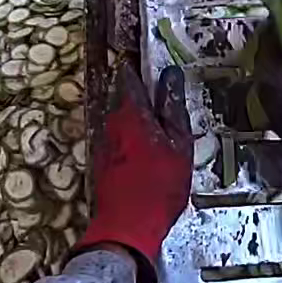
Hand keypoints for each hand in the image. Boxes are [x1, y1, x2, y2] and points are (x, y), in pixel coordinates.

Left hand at [75, 62, 192, 269]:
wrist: (126, 227)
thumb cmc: (158, 187)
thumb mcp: (179, 146)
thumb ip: (173, 110)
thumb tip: (170, 79)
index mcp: (131, 114)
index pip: (130, 77)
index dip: (137, 64)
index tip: (145, 55)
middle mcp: (111, 122)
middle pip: (125, 98)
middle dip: (141, 93)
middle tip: (162, 92)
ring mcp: (104, 142)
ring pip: (121, 119)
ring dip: (137, 117)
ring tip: (160, 125)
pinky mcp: (102, 160)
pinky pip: (119, 138)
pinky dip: (132, 137)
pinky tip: (146, 149)